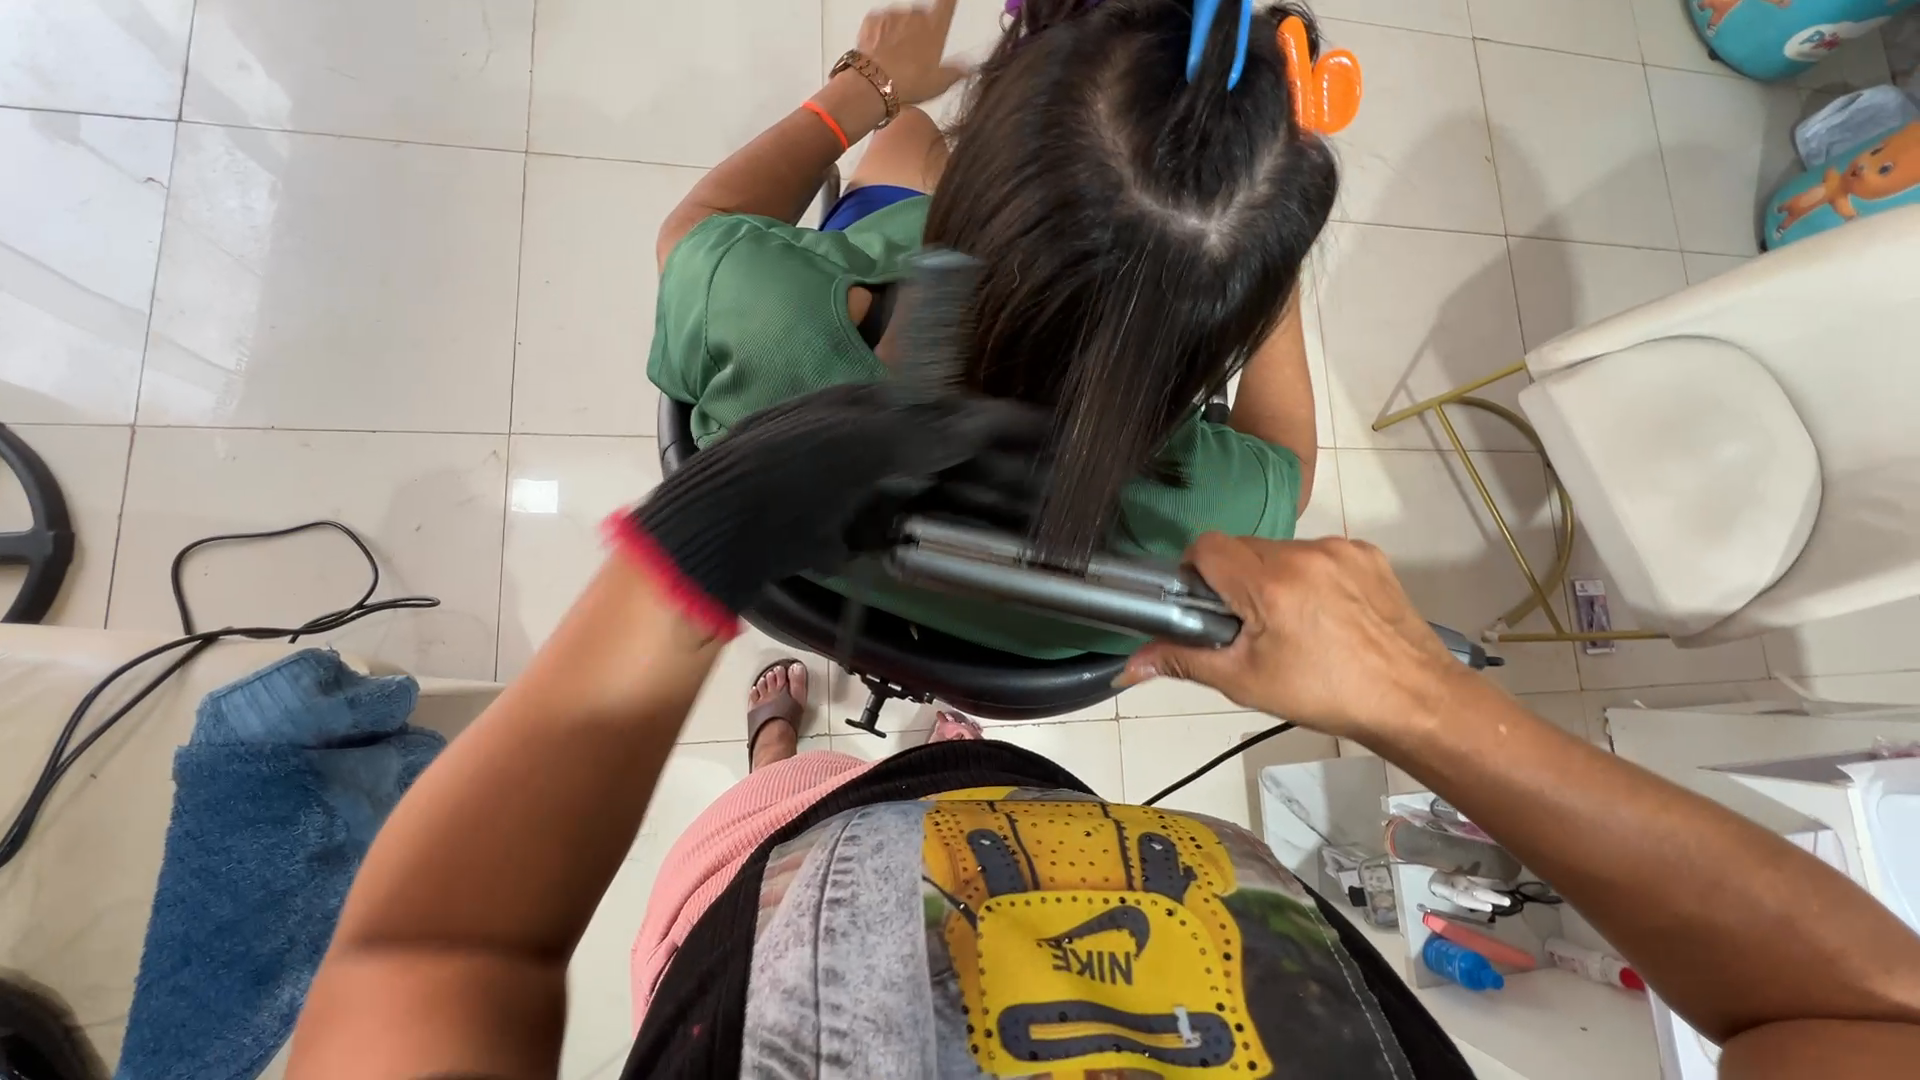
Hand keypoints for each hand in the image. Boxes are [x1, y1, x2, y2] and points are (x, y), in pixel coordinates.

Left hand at [615, 384, 1046, 637]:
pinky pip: (917, 525)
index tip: (1046, 433)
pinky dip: (949, 528)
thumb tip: (978, 425)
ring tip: (1027, 512)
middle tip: (1049, 484)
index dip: (1000, 424)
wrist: (724, 524)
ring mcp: (868, 489)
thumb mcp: (859, 442)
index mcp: (877, 410)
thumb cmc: (789, 469)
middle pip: (953, 455)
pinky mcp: (859, 530)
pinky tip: (975, 536)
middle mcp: (877, 445)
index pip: (952, 414)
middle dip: (1001, 468)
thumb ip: (923, 435)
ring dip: (982, 500)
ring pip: (939, 491)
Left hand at [858, 0, 971, 105]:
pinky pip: (880, 23)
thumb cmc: (909, 82)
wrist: (876, 82)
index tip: (948, 1)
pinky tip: (881, 54)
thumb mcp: (938, 84)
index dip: (948, 2)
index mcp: (935, 27)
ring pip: (899, 20)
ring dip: (899, 34)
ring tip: (895, 60)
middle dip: (918, 31)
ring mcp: (893, 15)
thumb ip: (954, 72)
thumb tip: (966, 68)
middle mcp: (916, 15)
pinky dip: (881, 35)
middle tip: (913, 58)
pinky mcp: (874, 18)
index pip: (947, 4)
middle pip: (920, 15)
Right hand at [1117, 535, 1472, 742]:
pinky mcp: (1367, 553)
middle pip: (1240, 546)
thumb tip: (1127, 665)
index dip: (1194, 572)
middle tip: (1247, 623)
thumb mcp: (1245, 682)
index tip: (1204, 605)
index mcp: (1270, 583)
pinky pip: (1315, 552)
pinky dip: (1307, 575)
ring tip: (1290, 622)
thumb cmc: (1324, 695)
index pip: (1205, 547)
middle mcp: (1304, 552)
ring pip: (1277, 548)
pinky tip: (1323, 612)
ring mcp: (1340, 549)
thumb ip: (1182, 660)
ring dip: (1269, 575)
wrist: (1416, 700)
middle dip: (1233, 578)